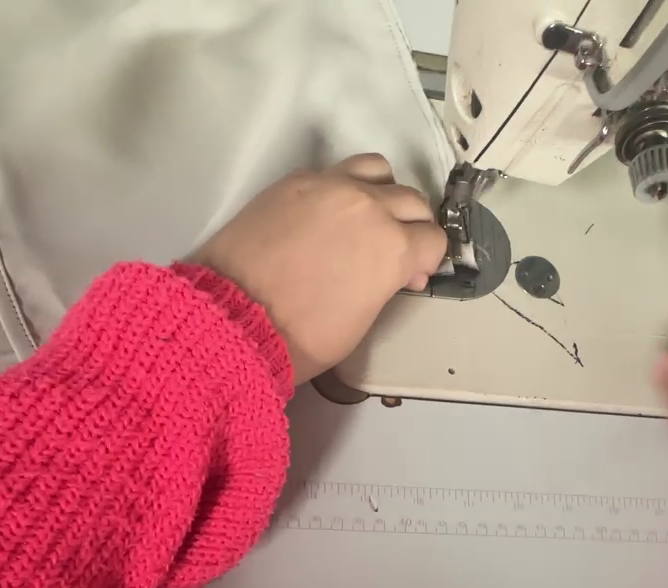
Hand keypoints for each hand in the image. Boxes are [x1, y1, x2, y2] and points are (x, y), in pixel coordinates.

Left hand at [191, 154, 448, 382]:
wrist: (234, 318)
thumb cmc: (301, 337)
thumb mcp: (360, 322)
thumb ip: (384, 285)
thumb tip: (393, 273)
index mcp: (392, 247)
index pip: (433, 240)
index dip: (425, 262)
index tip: (410, 278)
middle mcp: (368, 207)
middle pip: (411, 201)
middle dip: (411, 228)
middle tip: (395, 252)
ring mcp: (330, 186)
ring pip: (378, 171)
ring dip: (383, 194)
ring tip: (367, 220)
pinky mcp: (295, 181)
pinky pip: (335, 172)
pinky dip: (344, 190)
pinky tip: (329, 215)